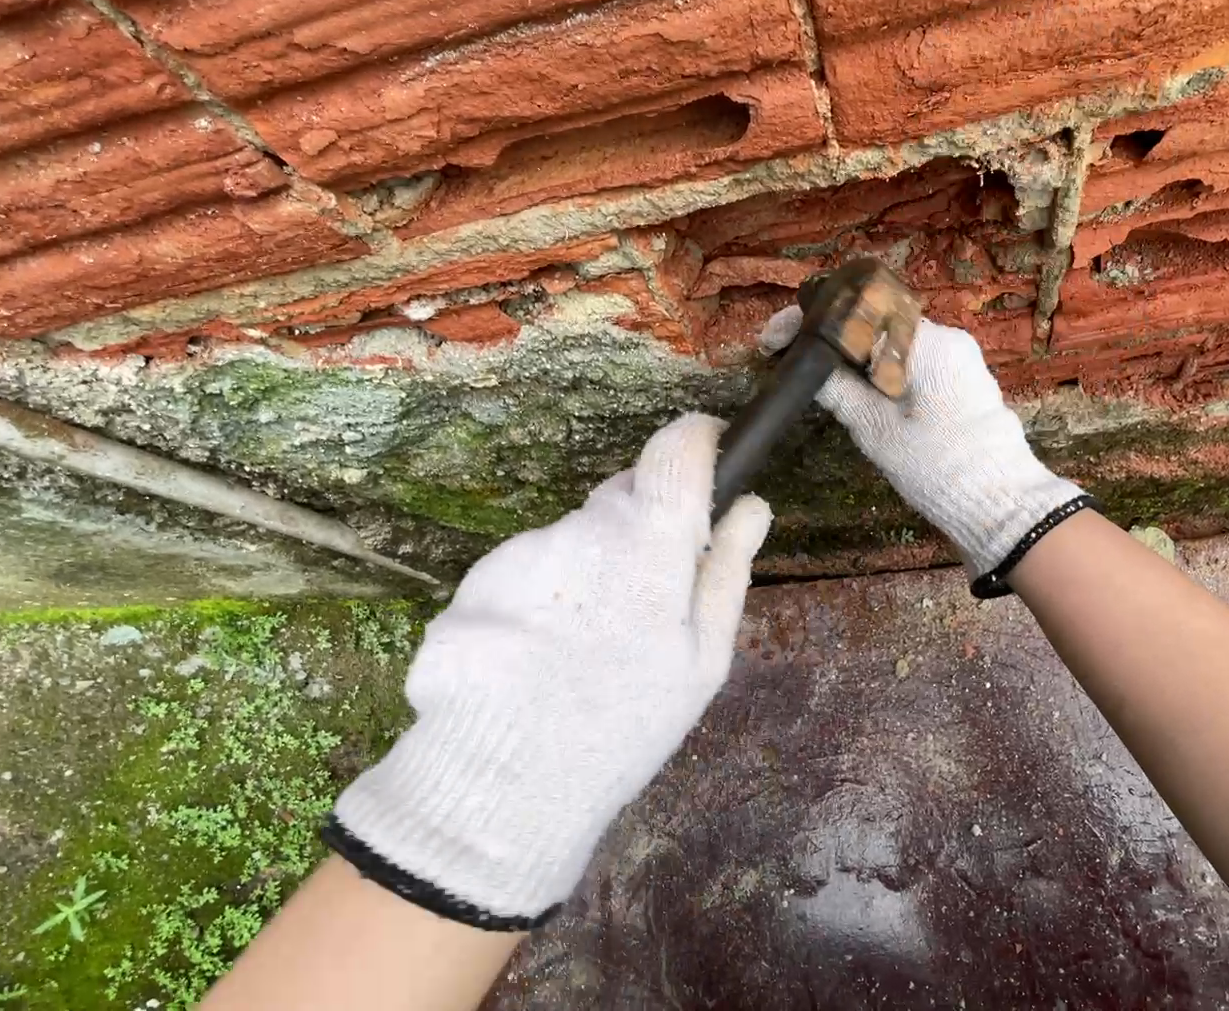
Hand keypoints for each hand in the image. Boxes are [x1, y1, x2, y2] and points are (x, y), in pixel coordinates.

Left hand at [326, 414, 770, 924]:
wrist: (501, 789)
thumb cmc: (627, 723)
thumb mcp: (702, 659)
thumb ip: (727, 571)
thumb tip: (752, 505)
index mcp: (646, 542)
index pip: (676, 450)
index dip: (699, 441)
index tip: (710, 453)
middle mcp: (580, 528)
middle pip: (625, 495)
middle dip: (646, 526)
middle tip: (649, 600)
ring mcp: (521, 551)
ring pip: (576, 535)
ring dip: (594, 565)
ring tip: (587, 644)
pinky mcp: (476, 580)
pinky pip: (530, 567)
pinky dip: (546, 592)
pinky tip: (538, 654)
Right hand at [761, 308, 1083, 591]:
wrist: (1000, 504)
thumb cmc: (937, 467)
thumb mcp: (875, 429)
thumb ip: (838, 390)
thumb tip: (806, 366)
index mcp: (927, 342)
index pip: (857, 313)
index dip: (808, 322)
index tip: (773, 340)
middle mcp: (947, 339)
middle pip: (874, 323)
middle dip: (829, 338)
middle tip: (789, 356)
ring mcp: (958, 360)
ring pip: (891, 345)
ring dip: (853, 355)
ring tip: (816, 376)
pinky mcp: (961, 382)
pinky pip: (910, 363)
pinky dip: (878, 371)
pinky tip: (854, 389)